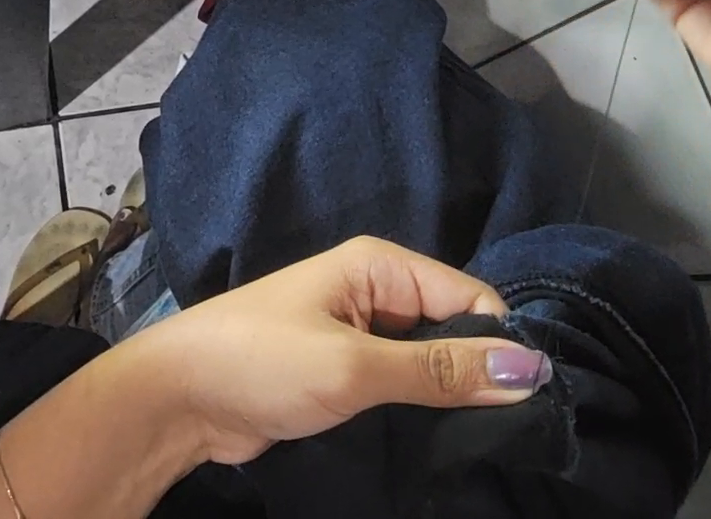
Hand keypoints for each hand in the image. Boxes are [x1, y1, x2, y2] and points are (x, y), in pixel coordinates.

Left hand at [118, 236, 550, 465]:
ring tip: (480, 444)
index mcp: (380, 266)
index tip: (531, 404)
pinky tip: (441, 443)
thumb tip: (529, 367)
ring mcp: (358, 331)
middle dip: (476, 372)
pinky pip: (400, 383)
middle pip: (451, 328)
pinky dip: (420, 409)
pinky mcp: (344, 369)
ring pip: (427, 361)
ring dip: (448, 396)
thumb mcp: (353, 366)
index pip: (468, 297)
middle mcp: (374, 290)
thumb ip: (437, 370)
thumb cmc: (263, 362)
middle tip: (511, 435)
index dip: (499, 344)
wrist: (179, 395)